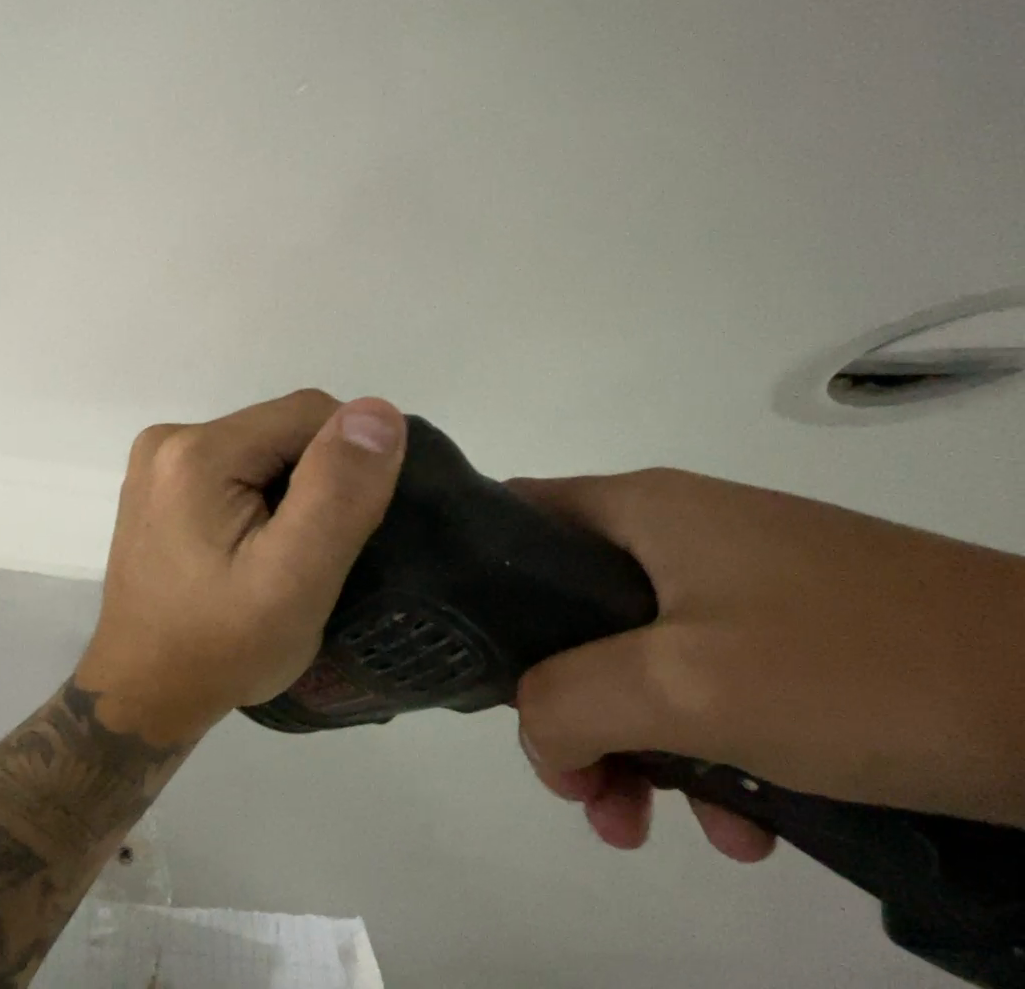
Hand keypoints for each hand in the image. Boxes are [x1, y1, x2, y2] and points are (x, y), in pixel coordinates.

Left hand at [75, 390, 408, 743]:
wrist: (145, 690)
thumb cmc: (220, 646)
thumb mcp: (294, 577)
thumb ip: (338, 492)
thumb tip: (378, 412)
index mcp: (195, 451)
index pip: (310, 414)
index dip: (348, 465)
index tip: (345, 531)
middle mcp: (166, 441)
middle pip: (282, 431)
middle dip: (315, 482)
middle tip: (312, 556)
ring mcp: (156, 465)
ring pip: (261, 453)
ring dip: (288, 495)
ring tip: (281, 561)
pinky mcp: (158, 490)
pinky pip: (233, 473)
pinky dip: (258, 504)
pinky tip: (251, 554)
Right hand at [509, 468, 1024, 862]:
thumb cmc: (859, 672)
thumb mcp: (681, 687)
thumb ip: (565, 702)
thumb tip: (537, 734)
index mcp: (643, 512)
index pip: (515, 520)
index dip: (480, 590)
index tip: (480, 672)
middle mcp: (682, 535)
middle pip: (572, 614)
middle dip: (564, 707)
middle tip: (576, 785)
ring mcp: (746, 586)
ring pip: (640, 662)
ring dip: (634, 748)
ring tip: (649, 827)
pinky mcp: (801, 637)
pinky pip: (714, 689)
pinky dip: (708, 754)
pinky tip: (747, 828)